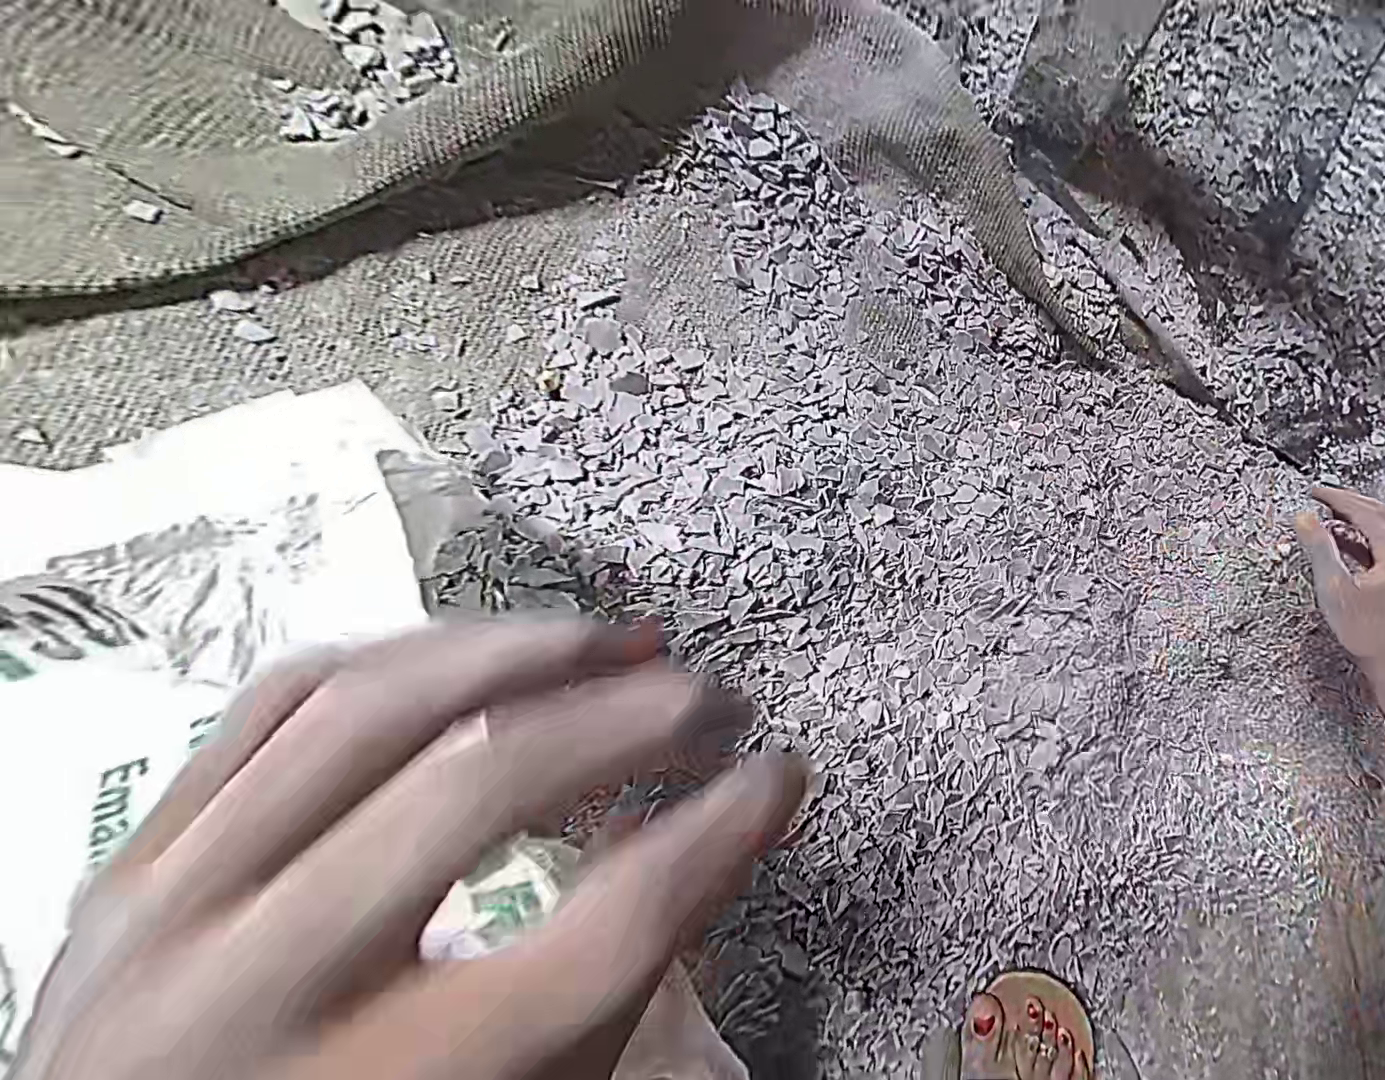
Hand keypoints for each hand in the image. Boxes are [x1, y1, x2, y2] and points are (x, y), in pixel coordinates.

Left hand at [14, 617, 805, 1079]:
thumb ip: (640, 954)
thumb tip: (731, 809)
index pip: (615, 927)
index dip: (726, 830)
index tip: (786, 772)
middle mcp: (246, 1000)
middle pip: (489, 785)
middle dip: (642, 718)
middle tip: (718, 700)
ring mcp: (164, 912)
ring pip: (378, 706)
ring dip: (538, 651)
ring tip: (631, 641)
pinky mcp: (138, 852)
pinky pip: (294, 696)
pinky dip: (427, 652)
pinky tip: (510, 648)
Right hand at [1294, 486, 1384, 679]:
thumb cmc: (1369, 635)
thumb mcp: (1334, 589)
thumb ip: (1320, 549)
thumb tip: (1306, 518)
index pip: (1366, 512)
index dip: (1338, 498)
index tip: (1316, 491)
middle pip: (1383, 515)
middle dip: (1351, 502)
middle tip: (1324, 497)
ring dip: (1361, 518)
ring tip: (1332, 517)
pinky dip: (1368, 537)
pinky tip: (1349, 545)